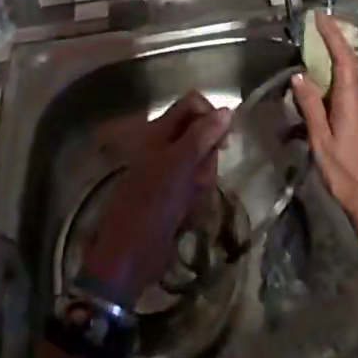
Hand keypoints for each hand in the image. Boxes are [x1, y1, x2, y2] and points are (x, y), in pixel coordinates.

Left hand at [78, 92, 230, 303]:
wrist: (129, 254)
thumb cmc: (152, 203)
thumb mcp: (179, 164)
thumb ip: (202, 135)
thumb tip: (227, 110)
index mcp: (160, 129)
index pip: (193, 104)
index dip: (212, 115)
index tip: (225, 140)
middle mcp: (165, 144)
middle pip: (202, 135)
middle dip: (208, 158)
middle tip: (200, 178)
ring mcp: (169, 170)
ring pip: (202, 163)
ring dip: (203, 182)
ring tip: (190, 201)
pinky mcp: (174, 193)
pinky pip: (196, 186)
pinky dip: (196, 199)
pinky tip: (187, 214)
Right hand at [292, 14, 357, 224]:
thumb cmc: (346, 171)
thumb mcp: (321, 140)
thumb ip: (310, 105)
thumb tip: (299, 75)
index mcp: (352, 99)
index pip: (344, 57)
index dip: (333, 35)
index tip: (320, 17)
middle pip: (350, 62)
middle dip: (334, 42)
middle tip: (315, 27)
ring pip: (351, 76)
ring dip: (335, 60)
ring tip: (314, 52)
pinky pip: (351, 90)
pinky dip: (337, 78)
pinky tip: (322, 87)